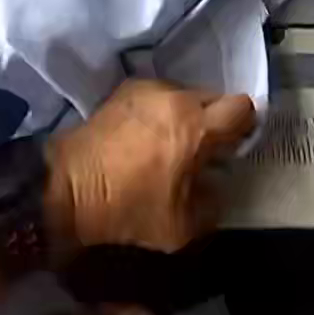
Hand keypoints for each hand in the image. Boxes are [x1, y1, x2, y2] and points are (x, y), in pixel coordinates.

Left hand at [43, 79, 255, 255]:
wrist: (68, 187)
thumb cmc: (129, 208)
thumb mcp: (183, 226)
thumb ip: (214, 200)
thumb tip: (218, 179)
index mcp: (194, 124)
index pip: (241, 105)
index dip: (245, 125)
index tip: (236, 145)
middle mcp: (172, 95)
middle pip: (213, 96)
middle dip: (216, 120)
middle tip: (206, 150)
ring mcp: (145, 88)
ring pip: (184, 93)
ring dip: (187, 114)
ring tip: (173, 144)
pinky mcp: (123, 89)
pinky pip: (158, 95)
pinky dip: (162, 110)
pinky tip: (149, 136)